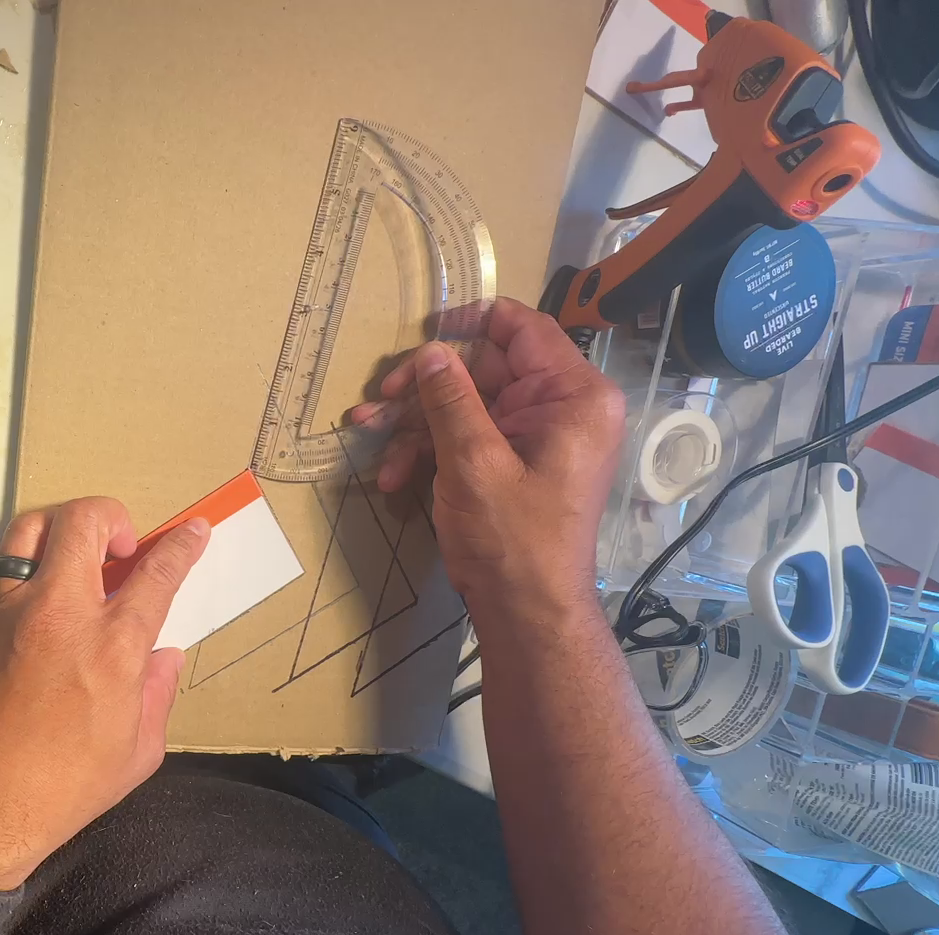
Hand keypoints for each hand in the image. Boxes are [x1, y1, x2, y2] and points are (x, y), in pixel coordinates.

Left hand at [0, 498, 210, 890]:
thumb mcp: (137, 753)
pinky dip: (25, 573)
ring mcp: (8, 608)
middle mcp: (60, 611)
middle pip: (85, 520)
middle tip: (119, 546)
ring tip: (72, 559)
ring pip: (33, 527)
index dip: (181, 545)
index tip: (193, 529)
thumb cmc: (64, 787)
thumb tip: (164, 654)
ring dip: (62, 531)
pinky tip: (32, 605)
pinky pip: (0, 569)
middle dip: (112, 516)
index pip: (156, 573)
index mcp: (112, 646)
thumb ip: (158, 693)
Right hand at [349, 297, 623, 616]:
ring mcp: (530, 438)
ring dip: (413, 425)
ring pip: (463, 408)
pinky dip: (425, 454)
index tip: (424, 331)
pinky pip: (463, 440)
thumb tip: (430, 351)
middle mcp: (556, 409)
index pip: (525, 330)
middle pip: (482, 372)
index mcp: (571, 396)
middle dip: (424, 389)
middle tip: (379, 403)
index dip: (472, 322)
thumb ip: (451, 401)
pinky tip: (391, 477)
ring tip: (366, 435)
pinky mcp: (507, 464)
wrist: (524, 608)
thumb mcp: (474, 463)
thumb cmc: (512, 537)